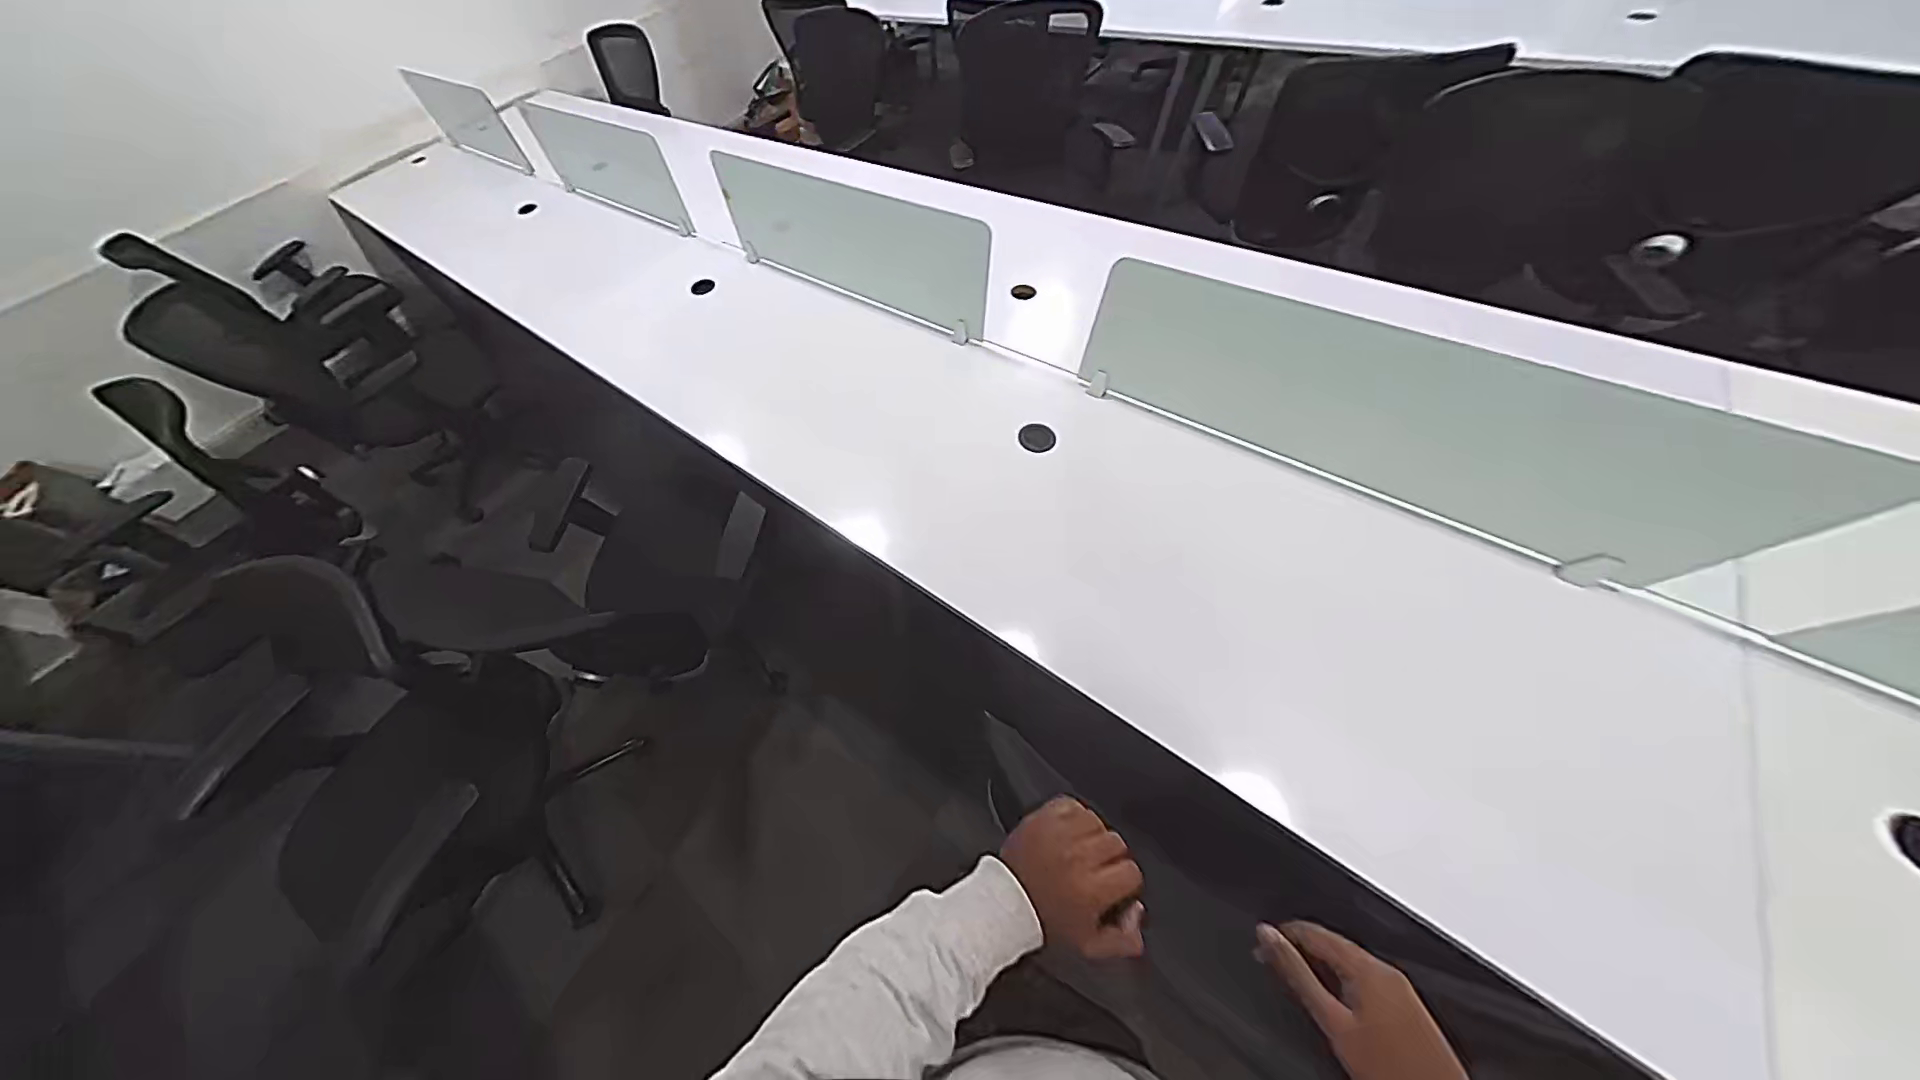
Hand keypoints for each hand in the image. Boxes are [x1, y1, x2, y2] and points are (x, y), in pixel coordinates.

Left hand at [999, 796, 1145, 958]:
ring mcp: (1060, 834)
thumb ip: (1123, 938)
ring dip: (1092, 834)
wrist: (1005, 902)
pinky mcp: (1043, 818)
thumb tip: (1137, 913)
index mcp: (1092, 890)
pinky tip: (1068, 832)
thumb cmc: (1045, 921)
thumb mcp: (1088, 945)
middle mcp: (1078, 858)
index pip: (1132, 871)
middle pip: (1117, 843)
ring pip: (1096, 822)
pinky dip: (1074, 815)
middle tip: (1095, 869)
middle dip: (1110, 857)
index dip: (1125, 880)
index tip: (1113, 885)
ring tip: (1080, 849)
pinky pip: (1072, 805)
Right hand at [1255, 922, 1467, 1079]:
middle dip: (1299, 948)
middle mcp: (1386, 971)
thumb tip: (1268, 937)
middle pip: (1332, 944)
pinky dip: (1341, 979)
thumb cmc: (1389, 1070)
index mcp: (1366, 967)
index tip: (1261, 944)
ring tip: (1295, 979)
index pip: (1314, 932)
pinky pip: (1366, 978)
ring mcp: (1400, 988)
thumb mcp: (1331, 1021)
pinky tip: (1331, 999)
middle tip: (1272, 961)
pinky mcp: (1407, 1006)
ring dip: (1319, 963)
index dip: (1283, 936)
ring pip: (1348, 961)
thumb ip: (1297, 974)